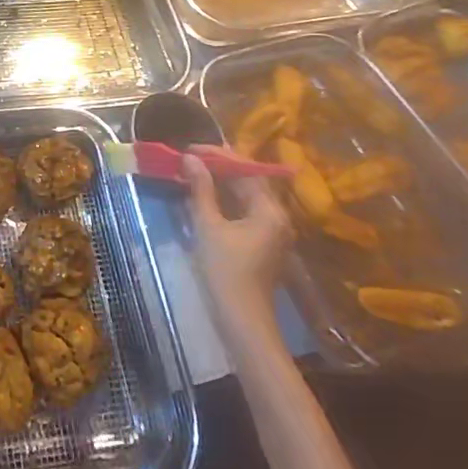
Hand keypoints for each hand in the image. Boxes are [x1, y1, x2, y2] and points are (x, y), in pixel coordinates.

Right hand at [181, 154, 294, 332]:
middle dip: (219, 167)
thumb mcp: (208, 226)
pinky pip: (247, 210)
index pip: (245, 168)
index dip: (217, 155)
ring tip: (193, 174)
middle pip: (249, 180)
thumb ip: (200, 189)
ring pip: (247, 196)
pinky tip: (206, 198)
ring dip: (222, 183)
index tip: (189, 149)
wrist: (242, 319)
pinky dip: (227, 200)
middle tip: (188, 160)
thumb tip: (189, 159)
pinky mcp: (265, 243)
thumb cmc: (225, 270)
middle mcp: (278, 216)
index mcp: (270, 209)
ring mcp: (274, 231)